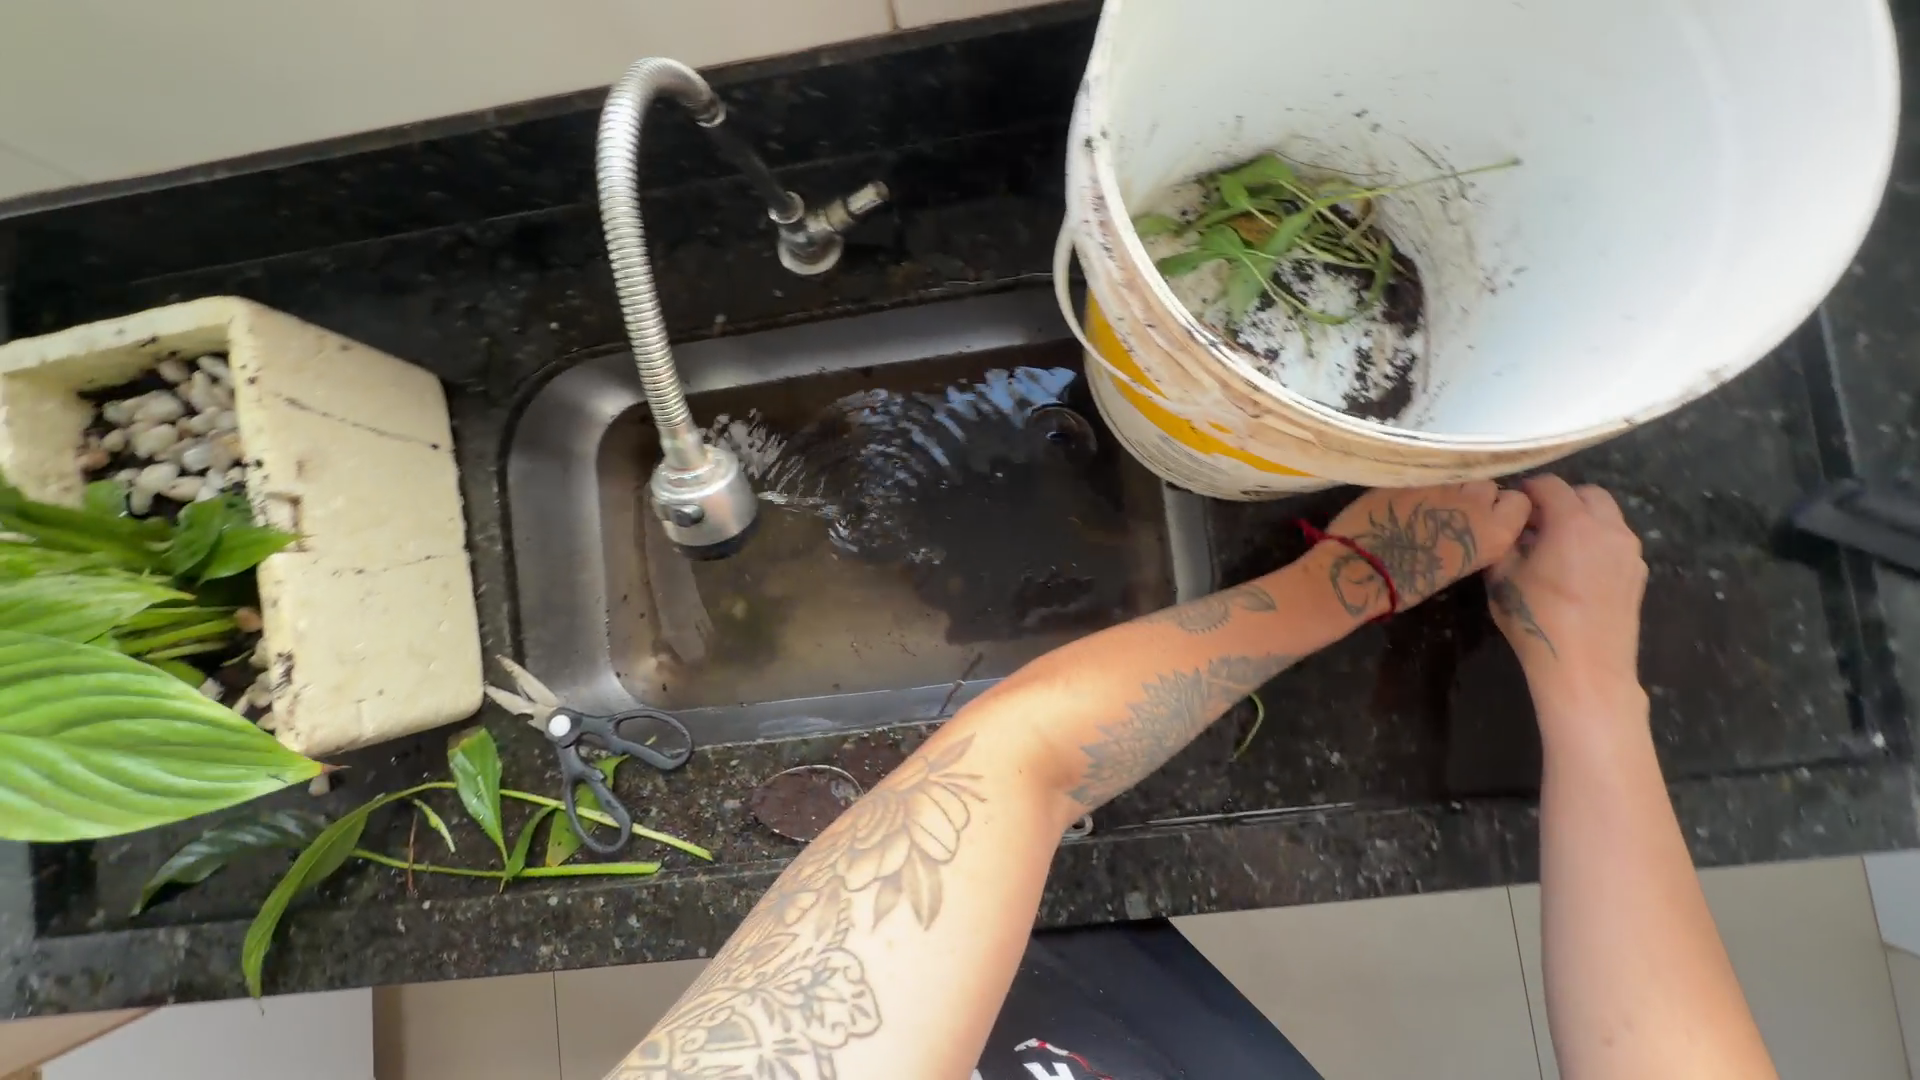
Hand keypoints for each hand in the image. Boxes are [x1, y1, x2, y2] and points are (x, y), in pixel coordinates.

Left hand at [1316, 480, 1531, 618]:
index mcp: (1495, 534)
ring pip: (1456, 474)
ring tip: (1425, 501)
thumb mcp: (1457, 566)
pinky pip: (1423, 472)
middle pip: (1487, 484)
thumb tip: (1469, 523)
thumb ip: (1473, 537)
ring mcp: (1440, 485)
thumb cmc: (1405, 583)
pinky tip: (1403, 495)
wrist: (1358, 570)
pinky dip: (1417, 481)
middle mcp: (1474, 504)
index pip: (1518, 501)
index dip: (1500, 506)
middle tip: (1449, 508)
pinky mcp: (1408, 475)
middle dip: (1472, 493)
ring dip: (1446, 484)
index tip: (1484, 514)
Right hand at [1486, 475, 1647, 704]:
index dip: (1526, 489)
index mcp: (1572, 524)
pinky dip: (1592, 541)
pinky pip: (1613, 541)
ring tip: (1551, 547)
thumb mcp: (1501, 576)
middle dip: (1559, 500)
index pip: (1550, 485)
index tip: (1509, 505)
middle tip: (1532, 523)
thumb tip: (1508, 524)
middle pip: (1587, 494)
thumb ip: (1504, 541)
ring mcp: (1628, 551)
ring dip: (1578, 520)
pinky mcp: (1636, 572)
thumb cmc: (1535, 617)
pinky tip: (1571, 569)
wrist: (1585, 663)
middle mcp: (1608, 529)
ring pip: (1605, 516)